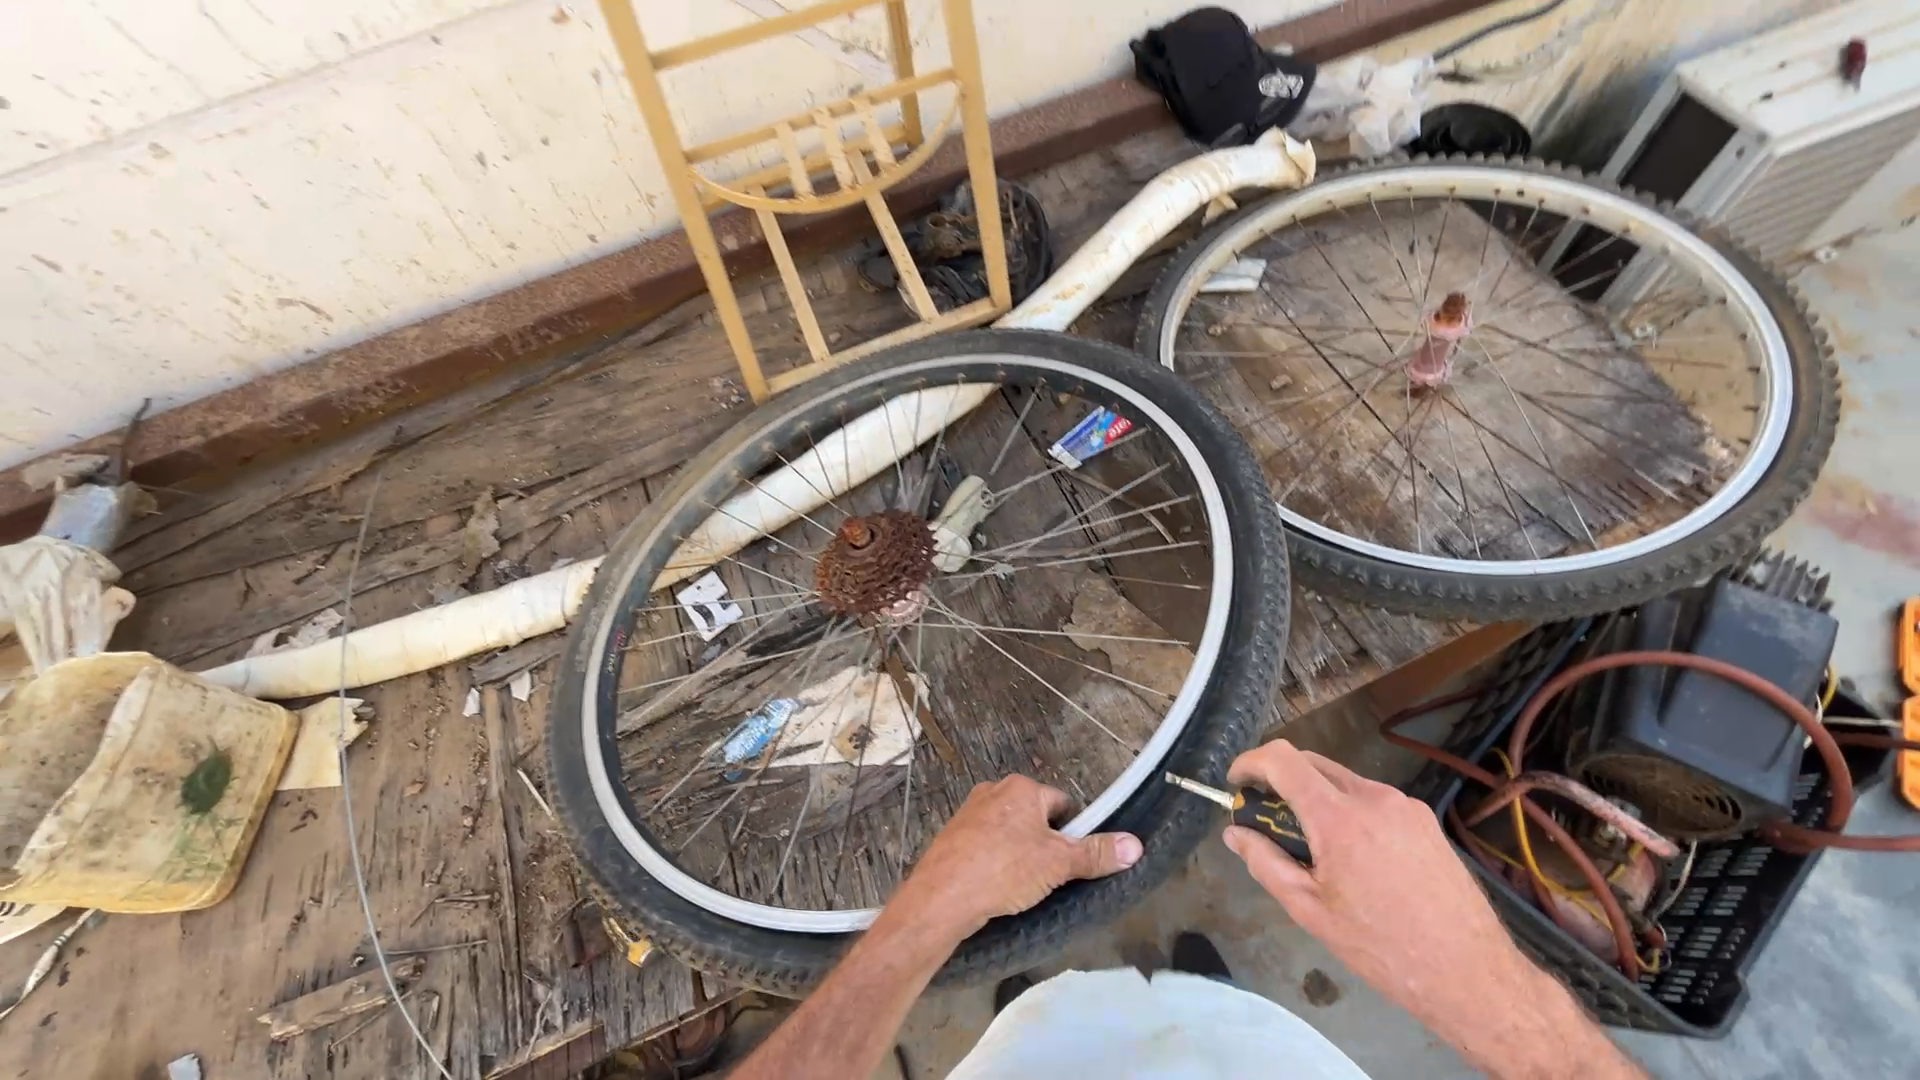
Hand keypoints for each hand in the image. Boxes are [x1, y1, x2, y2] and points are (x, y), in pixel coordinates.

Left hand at [892, 775, 1142, 938]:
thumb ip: (1095, 853)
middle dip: (1044, 844)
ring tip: (1022, 886)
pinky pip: (986, 846)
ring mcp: (969, 813)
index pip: (1062, 804)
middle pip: (1035, 817)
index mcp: (1021, 788)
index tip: (1071, 862)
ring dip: (1019, 854)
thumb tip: (1136, 845)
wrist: (942, 896)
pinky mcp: (953, 837)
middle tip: (1049, 877)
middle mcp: (993, 791)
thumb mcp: (1057, 863)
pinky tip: (996, 887)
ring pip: (1009, 832)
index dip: (1072, 832)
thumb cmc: (1004, 869)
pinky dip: (995, 862)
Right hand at [1220, 741, 1531, 1025]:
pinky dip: (1347, 810)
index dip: (1249, 761)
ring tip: (1314, 847)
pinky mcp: (1425, 819)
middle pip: (1310, 763)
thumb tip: (1234, 833)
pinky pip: (1372, 799)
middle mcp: (1372, 798)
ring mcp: (1404, 806)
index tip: (1236, 783)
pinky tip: (1354, 855)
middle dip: (1279, 781)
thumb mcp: (1310, 910)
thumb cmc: (1381, 947)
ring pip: (1342, 780)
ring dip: (1315, 797)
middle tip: (1268, 820)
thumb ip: (1265, 863)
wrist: (1473, 976)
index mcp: (1338, 818)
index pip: (1281, 759)